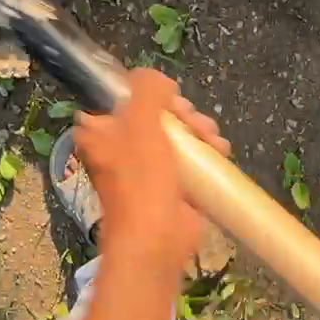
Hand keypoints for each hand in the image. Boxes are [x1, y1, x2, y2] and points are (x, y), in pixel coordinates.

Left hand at [72, 69, 227, 272]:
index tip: (168, 99)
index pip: (123, 98)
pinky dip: (207, 153)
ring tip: (212, 141)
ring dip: (200, 132)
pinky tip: (219, 152)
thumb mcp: (140, 123)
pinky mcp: (172, 186)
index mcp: (100, 133)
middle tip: (192, 123)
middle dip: (183, 115)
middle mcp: (120, 148)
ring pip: (178, 135)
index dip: (149, 94)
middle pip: (157, 115)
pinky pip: (192, 159)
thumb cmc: (141, 180)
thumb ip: (146, 90)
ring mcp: (148, 169)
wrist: (157, 239)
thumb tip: (158, 80)